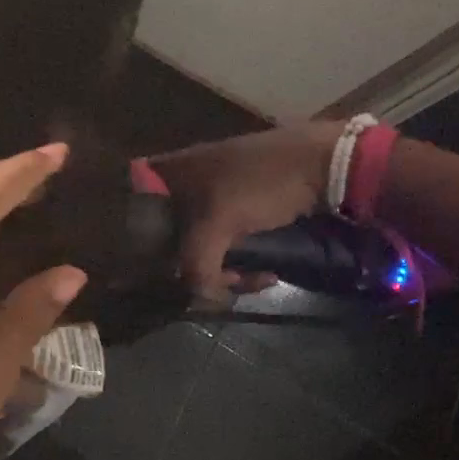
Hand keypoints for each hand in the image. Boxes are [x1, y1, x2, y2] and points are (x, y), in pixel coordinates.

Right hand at [149, 123, 343, 298]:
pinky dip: (240, 258)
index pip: (135, 217)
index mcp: (164, 171)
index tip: (166, 276)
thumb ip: (196, 263)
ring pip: (201, 242)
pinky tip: (263, 271)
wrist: (323, 161)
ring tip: (251, 280)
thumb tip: (197, 298)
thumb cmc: (259, 182)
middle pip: (171, 237)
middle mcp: (180, 179)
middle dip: (195, 267)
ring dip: (223, 267)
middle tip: (220, 284)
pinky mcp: (239, 203)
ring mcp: (211, 190)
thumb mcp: (219, 222)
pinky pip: (225, 239)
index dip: (146, 251)